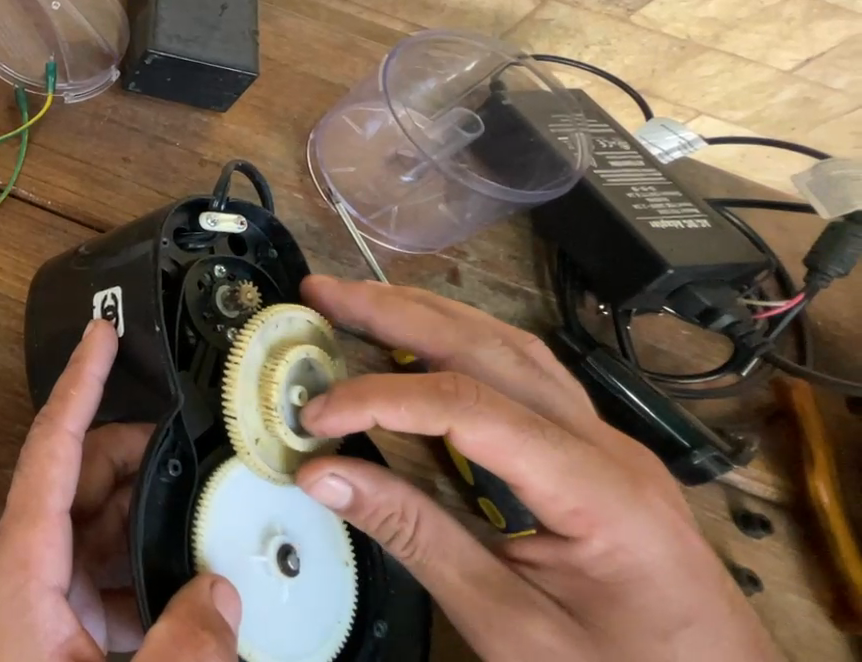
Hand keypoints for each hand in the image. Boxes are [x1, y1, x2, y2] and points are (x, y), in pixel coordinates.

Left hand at [0, 319, 241, 661]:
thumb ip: (183, 647)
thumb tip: (222, 593)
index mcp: (25, 559)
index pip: (53, 445)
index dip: (79, 383)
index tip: (100, 334)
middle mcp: (24, 561)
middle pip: (80, 478)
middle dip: (134, 455)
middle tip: (191, 448)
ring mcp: (36, 594)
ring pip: (93, 525)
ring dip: (143, 515)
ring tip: (200, 513)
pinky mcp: (50, 625)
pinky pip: (98, 572)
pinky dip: (139, 567)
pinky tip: (184, 586)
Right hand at [294, 275, 780, 661]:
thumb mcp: (513, 629)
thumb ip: (415, 538)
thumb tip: (318, 472)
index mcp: (598, 489)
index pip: (469, 406)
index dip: (380, 398)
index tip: (313, 415)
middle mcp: (606, 443)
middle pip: (491, 349)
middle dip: (396, 313)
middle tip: (321, 292)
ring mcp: (606, 441)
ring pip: (509, 346)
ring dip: (426, 313)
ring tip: (357, 299)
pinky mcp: (594, 450)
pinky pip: (522, 372)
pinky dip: (457, 339)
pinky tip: (420, 337)